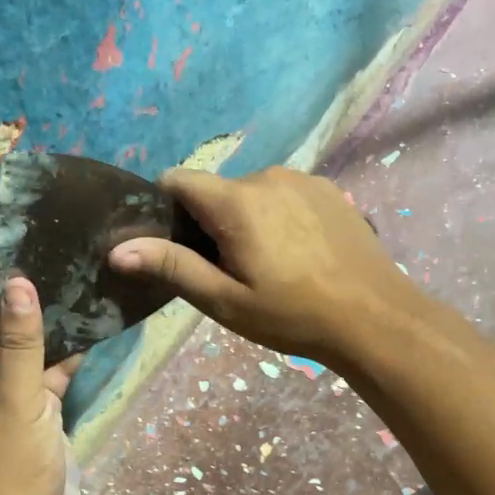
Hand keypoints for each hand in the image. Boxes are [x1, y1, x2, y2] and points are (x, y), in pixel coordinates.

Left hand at [0, 278, 83, 494]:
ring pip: (23, 352)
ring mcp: (1, 398)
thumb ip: (21, 341)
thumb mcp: (17, 398)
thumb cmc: (13, 466)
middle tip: (61, 261)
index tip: (28, 251)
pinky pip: (42, 374)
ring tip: (79, 284)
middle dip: (25, 306)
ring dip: (47, 329)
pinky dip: (61, 357)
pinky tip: (89, 327)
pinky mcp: (29, 413)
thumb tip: (19, 282)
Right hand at [107, 166, 430, 367]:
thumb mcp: (224, 300)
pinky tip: (295, 256)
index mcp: (237, 201)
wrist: (376, 318)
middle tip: (222, 271)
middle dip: (207, 222)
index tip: (170, 244)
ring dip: (243, 221)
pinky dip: (275, 218)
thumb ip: (172, 267)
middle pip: (215, 190)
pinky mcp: (330, 190)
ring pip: (250, 193)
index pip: (177, 179)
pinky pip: (283, 195)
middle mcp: (268, 176)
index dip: (164, 207)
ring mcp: (304, 180)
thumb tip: (118, 248)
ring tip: (262, 266)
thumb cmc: (291, 315)